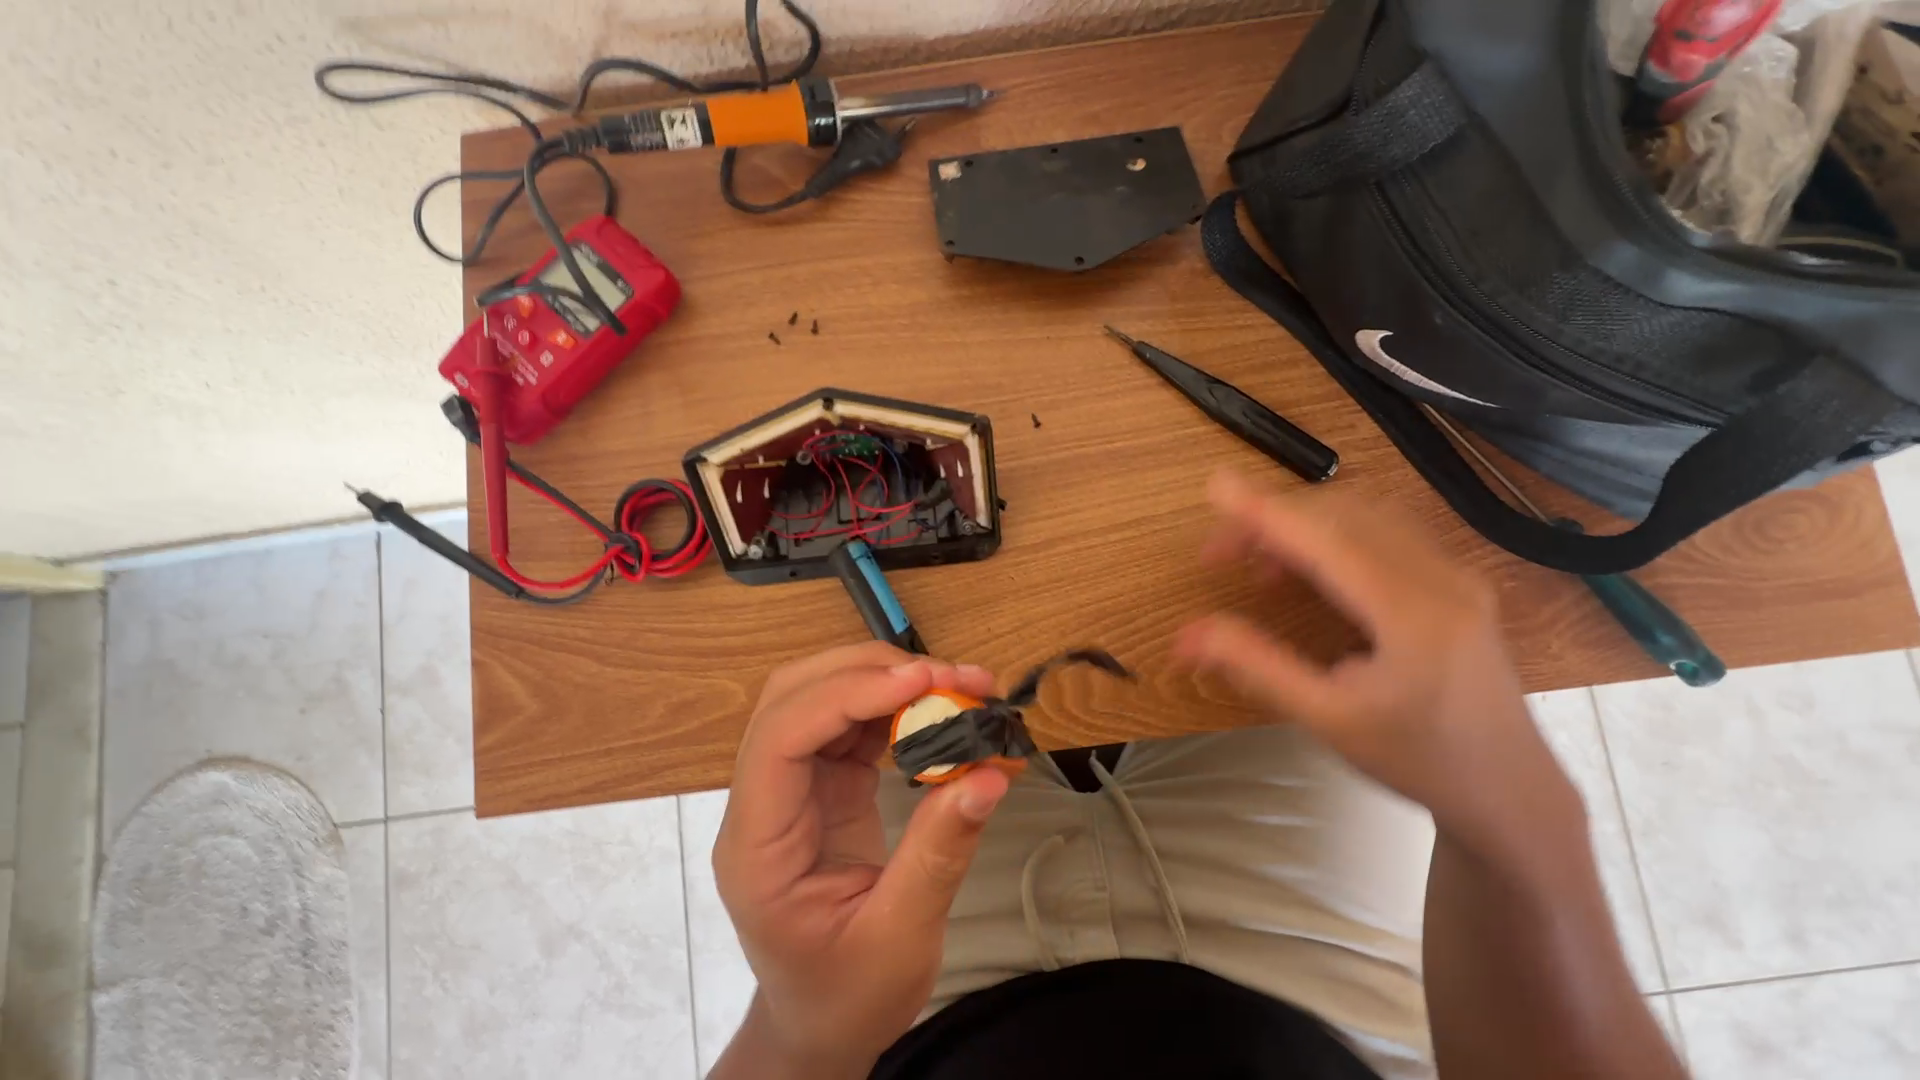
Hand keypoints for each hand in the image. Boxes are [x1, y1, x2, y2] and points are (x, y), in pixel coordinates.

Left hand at [712, 643, 1011, 1077]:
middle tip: (950, 676)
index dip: (846, 695)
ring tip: (958, 685)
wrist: (822, 1023)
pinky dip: (896, 707)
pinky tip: (939, 710)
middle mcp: (764, 803)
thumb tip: (988, 774)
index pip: (781, 738)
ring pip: (823, 699)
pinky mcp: (821, 786)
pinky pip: (851, 725)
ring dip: (888, 680)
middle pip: (794, 698)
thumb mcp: (900, 937)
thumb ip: (939, 853)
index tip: (922, 683)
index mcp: (758, 845)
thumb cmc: (847, 995)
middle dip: (870, 672)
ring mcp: (791, 790)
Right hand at [1175, 471, 1580, 854]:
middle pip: (1345, 515)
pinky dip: (1336, 535)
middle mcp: (1441, 578)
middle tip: (1218, 553)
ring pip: (1368, 516)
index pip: (1326, 540)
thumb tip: (1186, 635)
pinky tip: (1310, 568)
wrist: (1512, 790)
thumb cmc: (1418, 760)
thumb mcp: (1328, 721)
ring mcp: (1457, 575)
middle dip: (1274, 519)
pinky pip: (1388, 533)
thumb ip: (1257, 668)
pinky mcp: (1459, 583)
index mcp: (1412, 613)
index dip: (1265, 510)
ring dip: (1305, 524)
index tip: (1215, 486)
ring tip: (1257, 561)